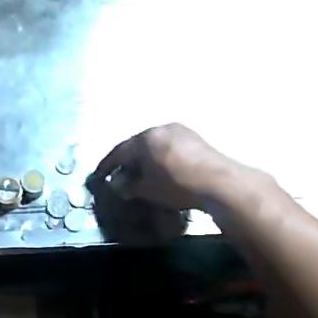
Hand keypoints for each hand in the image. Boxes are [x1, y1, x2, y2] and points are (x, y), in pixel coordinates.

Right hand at [91, 124, 257, 212]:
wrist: (218, 182)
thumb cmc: (176, 185)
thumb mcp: (147, 189)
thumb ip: (129, 186)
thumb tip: (118, 184)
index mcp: (144, 138)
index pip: (119, 151)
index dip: (107, 165)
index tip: (99, 176)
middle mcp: (160, 128)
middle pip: (137, 145)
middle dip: (127, 160)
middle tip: (120, 175)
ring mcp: (180, 130)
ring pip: (155, 144)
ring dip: (145, 158)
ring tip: (141, 173)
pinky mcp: (195, 138)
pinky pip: (169, 146)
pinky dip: (161, 157)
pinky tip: (162, 169)